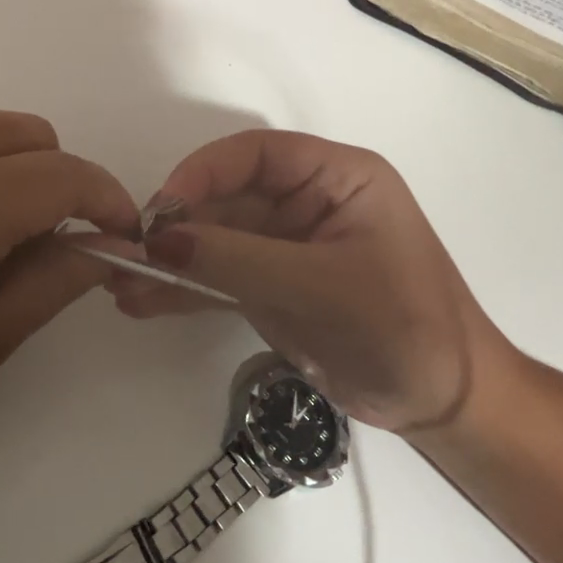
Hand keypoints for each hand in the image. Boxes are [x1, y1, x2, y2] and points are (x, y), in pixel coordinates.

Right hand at [109, 130, 513, 431]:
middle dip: (173, 225)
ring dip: (167, 261)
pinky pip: (215, 277)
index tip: (160, 210)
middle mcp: (303, 203)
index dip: (201, 173)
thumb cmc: (402, 328)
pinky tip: (139, 302)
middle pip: (222, 198)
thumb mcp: (319, 287)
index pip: (254, 155)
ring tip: (118, 282)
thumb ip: (236, 259)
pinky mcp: (268, 286)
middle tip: (124, 252)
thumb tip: (157, 240)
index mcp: (335, 179)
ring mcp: (282, 247)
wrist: (443, 407)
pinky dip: (180, 289)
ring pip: (210, 240)